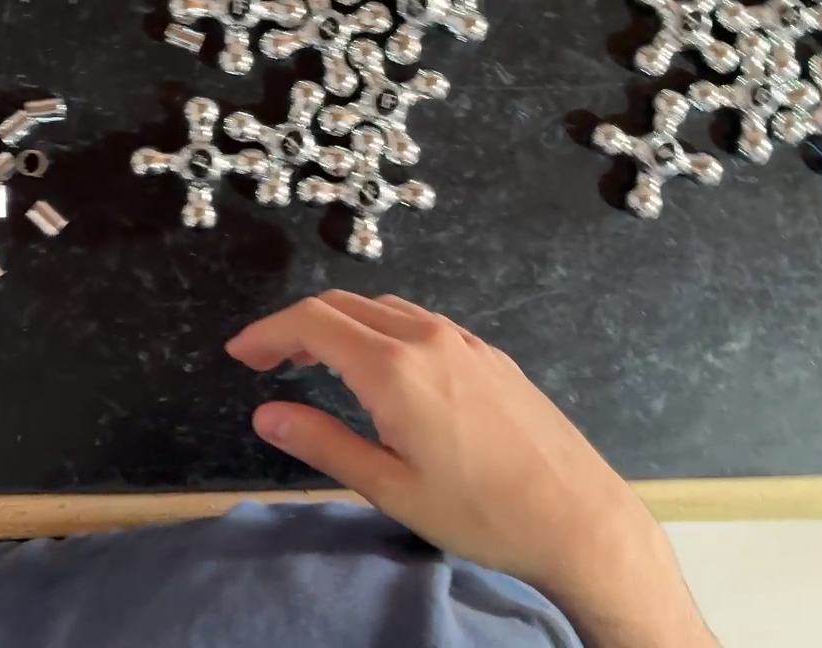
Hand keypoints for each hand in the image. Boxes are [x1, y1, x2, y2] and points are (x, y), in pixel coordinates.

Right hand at [227, 291, 716, 647]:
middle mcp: (425, 336)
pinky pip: (417, 319)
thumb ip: (322, 442)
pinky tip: (381, 365)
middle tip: (267, 361)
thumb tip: (266, 414)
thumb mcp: (390, 487)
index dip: (267, 332)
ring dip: (339, 323)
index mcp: (394, 367)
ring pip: (381, 307)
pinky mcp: (485, 351)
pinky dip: (378, 327)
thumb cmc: (480, 512)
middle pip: (342, 305)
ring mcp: (460, 339)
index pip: (313, 323)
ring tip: (316, 362)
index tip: (240, 354)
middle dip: (296, 325)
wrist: (581, 517)